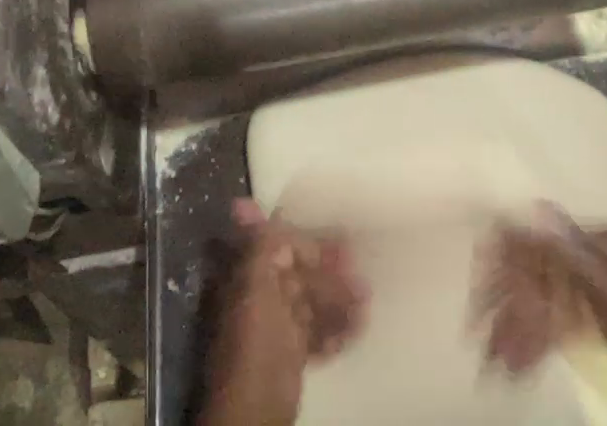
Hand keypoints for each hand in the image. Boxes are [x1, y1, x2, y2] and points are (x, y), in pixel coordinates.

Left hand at [200, 199, 364, 425]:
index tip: (339, 241)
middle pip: (300, 275)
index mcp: (247, 279)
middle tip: (362, 273)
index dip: (307, 242)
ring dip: (339, 301)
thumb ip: (257, 247)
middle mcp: (259, 298)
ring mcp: (276, 328)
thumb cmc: (254, 343)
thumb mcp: (254, 289)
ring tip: (366, 303)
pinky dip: (335, 329)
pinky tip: (355, 330)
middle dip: (330, 273)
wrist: (255, 410)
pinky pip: (316, 333)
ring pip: (312, 303)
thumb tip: (241, 202)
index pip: (279, 246)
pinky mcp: (290, 354)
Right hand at [475, 203, 606, 425]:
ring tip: (496, 363)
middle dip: (508, 308)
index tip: (478, 296)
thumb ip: (571, 250)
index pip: (539, 239)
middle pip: (536, 273)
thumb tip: (534, 203)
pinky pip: (555, 323)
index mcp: (601, 240)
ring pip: (542, 302)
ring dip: (516, 330)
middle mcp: (595, 256)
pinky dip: (536, 341)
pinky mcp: (596, 318)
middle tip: (480, 339)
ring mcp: (595, 288)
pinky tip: (517, 364)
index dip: (505, 264)